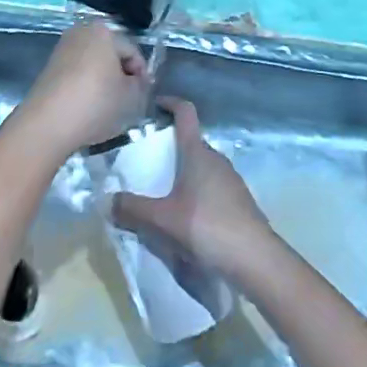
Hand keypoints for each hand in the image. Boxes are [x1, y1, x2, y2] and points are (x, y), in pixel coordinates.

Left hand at [16, 22, 148, 158]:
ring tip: (108, 104)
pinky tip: (88, 104)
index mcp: (103, 32)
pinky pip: (77, 69)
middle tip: (128, 100)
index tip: (143, 95)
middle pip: (111, 53)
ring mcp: (63, 46)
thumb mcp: (131, 96)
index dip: (142, 74)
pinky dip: (86, 82)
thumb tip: (136, 79)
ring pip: (94, 61)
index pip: (132, 51)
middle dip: (121, 74)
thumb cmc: (96, 102)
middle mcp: (81, 31)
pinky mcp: (51, 63)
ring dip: (104, 78)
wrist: (49, 120)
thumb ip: (140, 84)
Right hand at [111, 96, 274, 278]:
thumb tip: (107, 201)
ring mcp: (232, 181)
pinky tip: (188, 217)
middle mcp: (216, 159)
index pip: (185, 112)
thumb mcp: (162, 219)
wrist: (259, 263)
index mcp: (197, 152)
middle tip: (149, 160)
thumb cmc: (208, 227)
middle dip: (171, 146)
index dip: (170, 103)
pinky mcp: (241, 203)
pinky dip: (198, 192)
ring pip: (203, 166)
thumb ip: (131, 208)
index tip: (154, 104)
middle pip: (191, 141)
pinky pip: (213, 187)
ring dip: (185, 172)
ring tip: (165, 191)